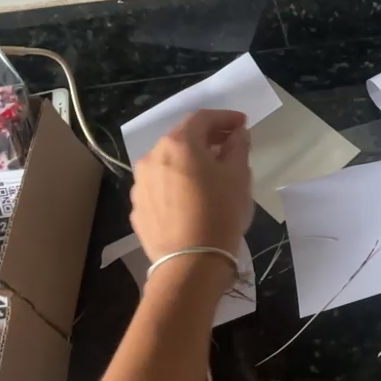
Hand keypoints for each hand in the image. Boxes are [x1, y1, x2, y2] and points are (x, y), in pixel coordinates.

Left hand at [130, 109, 252, 271]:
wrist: (190, 263)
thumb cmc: (220, 212)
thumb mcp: (238, 176)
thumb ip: (238, 147)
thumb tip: (237, 134)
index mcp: (178, 144)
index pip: (203, 118)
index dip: (225, 117)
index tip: (243, 124)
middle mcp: (152, 157)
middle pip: (182, 138)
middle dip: (207, 138)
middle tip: (230, 145)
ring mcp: (140, 184)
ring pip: (168, 162)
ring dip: (189, 161)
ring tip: (210, 173)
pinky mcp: (137, 208)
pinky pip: (160, 186)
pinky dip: (176, 182)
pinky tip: (192, 197)